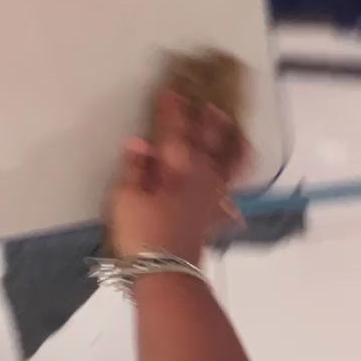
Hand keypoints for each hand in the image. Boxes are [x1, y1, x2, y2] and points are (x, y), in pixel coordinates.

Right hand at [106, 90, 248, 263]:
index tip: (173, 90)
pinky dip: (231, 182)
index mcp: (178, 167)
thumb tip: (140, 141)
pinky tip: (228, 187)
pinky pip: (229, 192)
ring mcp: (213, 197)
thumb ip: (136, 167)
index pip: (177, 130)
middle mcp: (202, 178)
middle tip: (213, 104)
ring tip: (234, 133)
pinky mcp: (215, 216)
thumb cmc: (140, 228)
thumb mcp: (126, 195)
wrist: (165, 270)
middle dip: (212, 122)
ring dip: (233, 145)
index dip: (174, 109)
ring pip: (231, 165)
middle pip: (213, 144)